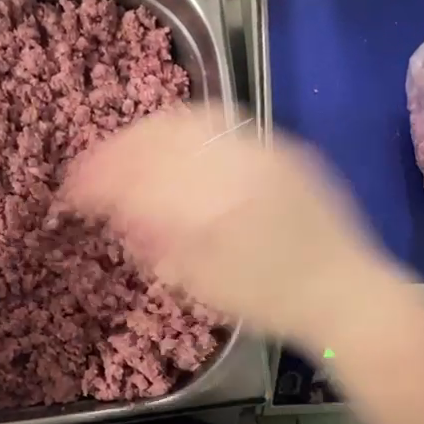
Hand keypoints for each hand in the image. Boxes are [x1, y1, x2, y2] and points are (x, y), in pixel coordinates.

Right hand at [62, 108, 408, 351]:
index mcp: (217, 200)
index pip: (141, 173)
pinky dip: (189, 131)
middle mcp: (241, 161)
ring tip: (130, 153)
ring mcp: (267, 150)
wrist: (350, 296)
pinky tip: (177, 149)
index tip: (74, 189)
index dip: (99, 177)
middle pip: (162, 134)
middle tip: (96, 170)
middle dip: (119, 148)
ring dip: (152, 133)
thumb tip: (120, 215)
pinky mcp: (285, 151)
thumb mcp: (207, 285)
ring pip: (193, 120)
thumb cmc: (275, 303)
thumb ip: (160, 244)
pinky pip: (225, 125)